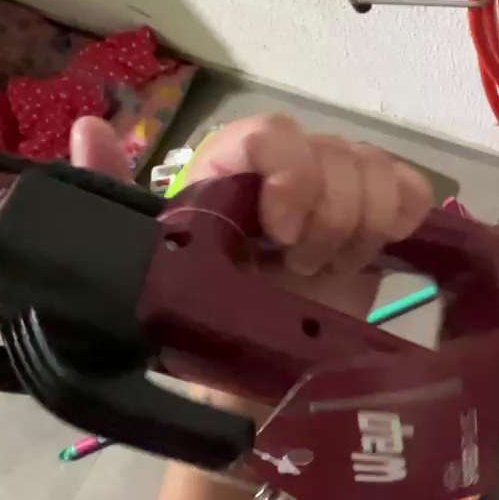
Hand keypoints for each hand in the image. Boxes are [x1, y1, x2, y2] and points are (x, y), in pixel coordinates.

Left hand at [69, 113, 432, 319]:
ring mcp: (339, 186)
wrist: (260, 372)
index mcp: (230, 168)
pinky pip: (410, 186)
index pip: (270, 134)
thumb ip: (111, 196)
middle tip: (306, 268)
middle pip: (336, 151)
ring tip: (336, 266)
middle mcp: (288, 166)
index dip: (291, 176)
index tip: (284, 235)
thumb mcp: (145, 266)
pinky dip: (405, 212)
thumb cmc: (202, 322)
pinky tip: (380, 246)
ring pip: (376, 167)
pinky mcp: (380, 213)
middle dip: (331, 217)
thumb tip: (87, 128)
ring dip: (363, 225)